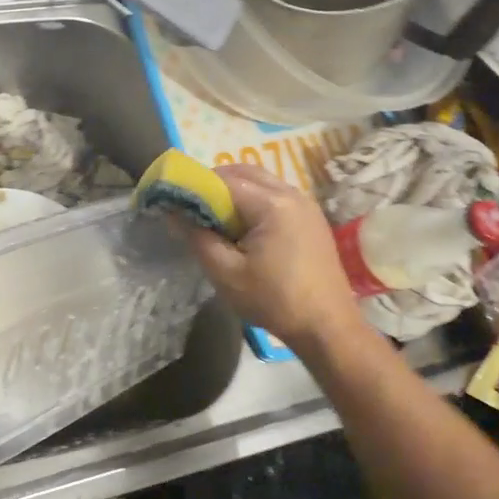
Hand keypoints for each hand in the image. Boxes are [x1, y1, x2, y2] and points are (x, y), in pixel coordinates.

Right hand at [180, 164, 362, 349]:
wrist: (326, 326)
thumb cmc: (273, 300)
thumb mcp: (225, 272)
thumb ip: (196, 237)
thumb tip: (172, 212)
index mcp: (272, 204)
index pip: (223, 180)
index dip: (194, 187)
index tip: (172, 201)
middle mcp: (292, 194)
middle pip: (244, 172)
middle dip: (213, 184)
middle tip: (191, 208)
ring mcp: (306, 205)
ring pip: (261, 182)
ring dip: (234, 191)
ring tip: (214, 220)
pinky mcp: (311, 219)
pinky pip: (274, 196)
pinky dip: (252, 201)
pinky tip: (241, 228)